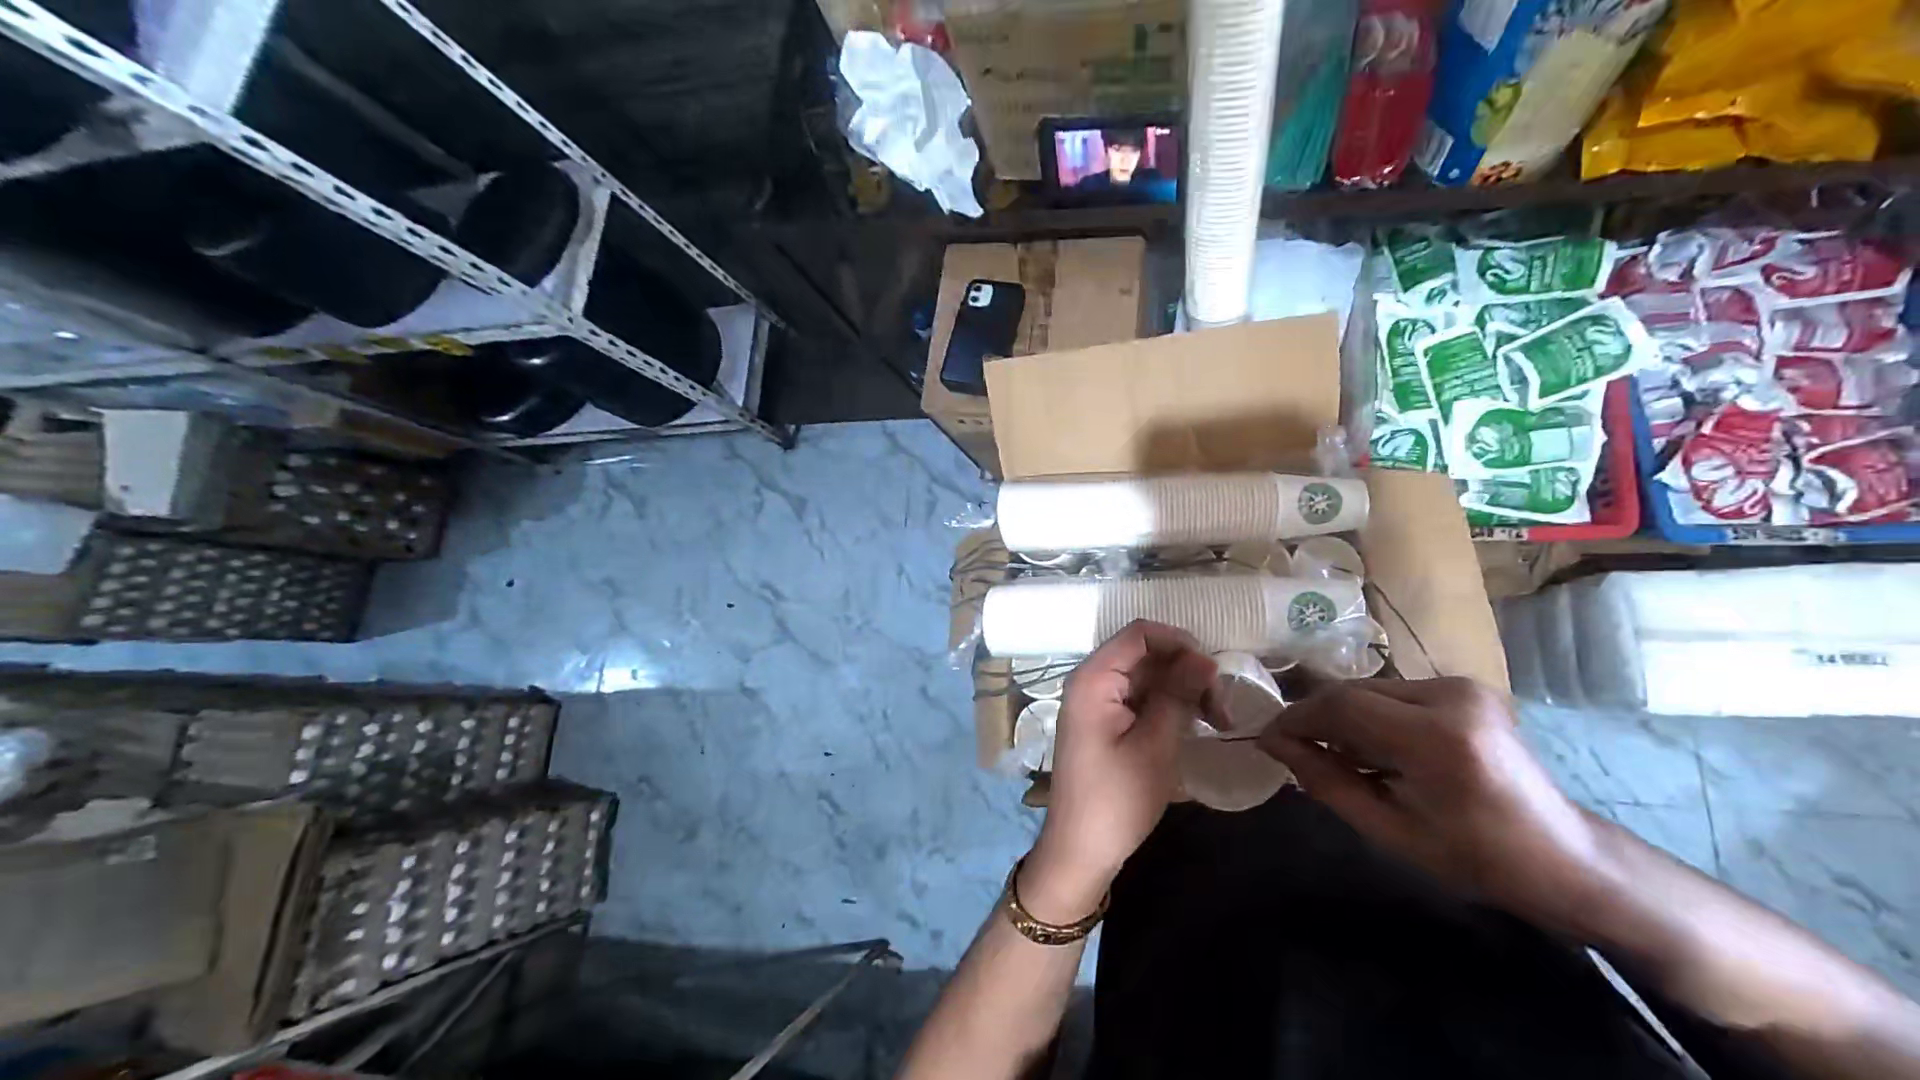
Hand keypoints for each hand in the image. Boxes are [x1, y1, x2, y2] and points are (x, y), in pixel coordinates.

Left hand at [1020, 620, 1215, 923]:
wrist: (1081, 849)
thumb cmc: (1117, 799)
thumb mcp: (1155, 745)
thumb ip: (1177, 695)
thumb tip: (1205, 657)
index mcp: (1093, 679)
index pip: (1140, 634)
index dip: (1180, 644)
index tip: (1215, 675)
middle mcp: (1091, 681)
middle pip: (1146, 654)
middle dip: (1187, 671)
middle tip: (1222, 709)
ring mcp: (1097, 702)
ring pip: (1148, 676)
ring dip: (1183, 690)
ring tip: (1218, 721)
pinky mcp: (1106, 722)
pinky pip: (1141, 698)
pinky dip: (1169, 705)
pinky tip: (1195, 725)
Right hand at [1257, 677, 1614, 932]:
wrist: (1564, 857)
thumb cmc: (1476, 858)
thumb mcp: (1389, 829)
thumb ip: (1325, 781)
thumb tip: (1273, 744)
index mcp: (1437, 739)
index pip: (1342, 706)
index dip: (1297, 718)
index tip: (1268, 738)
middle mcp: (1452, 697)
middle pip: (1354, 691)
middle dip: (1317, 718)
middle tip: (1294, 748)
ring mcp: (1464, 688)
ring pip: (1370, 689)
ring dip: (1343, 717)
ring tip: (1336, 755)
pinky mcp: (1466, 689)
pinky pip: (1394, 693)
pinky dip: (1370, 715)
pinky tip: (1373, 749)